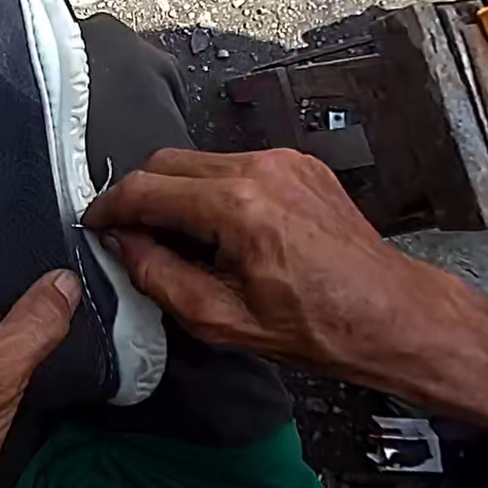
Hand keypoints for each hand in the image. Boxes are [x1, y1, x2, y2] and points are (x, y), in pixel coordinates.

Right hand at [82, 148, 479, 394]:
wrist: (392, 315)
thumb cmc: (318, 326)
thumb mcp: (218, 318)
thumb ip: (156, 274)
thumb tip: (123, 243)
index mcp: (238, 207)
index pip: (145, 189)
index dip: (108, 207)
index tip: (94, 223)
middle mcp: (260, 169)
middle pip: (164, 162)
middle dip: (135, 195)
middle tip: (126, 232)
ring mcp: (282, 161)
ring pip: (194, 161)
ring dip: (170, 192)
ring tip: (172, 237)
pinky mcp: (295, 165)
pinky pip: (228, 165)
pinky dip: (204, 190)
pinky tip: (210, 227)